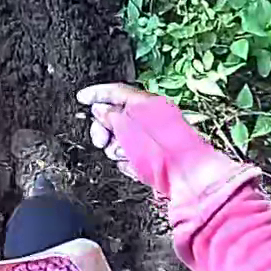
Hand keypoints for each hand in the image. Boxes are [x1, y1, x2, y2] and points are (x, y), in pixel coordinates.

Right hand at [76, 82, 243, 203]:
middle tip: (101, 141)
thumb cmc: (162, 149)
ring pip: (121, 139)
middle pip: (116, 117)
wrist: (188, 178)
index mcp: (146, 103)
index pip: (116, 92)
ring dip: (117, 149)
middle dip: (104, 129)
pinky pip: (131, 156)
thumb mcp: (128, 126)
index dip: (97, 94)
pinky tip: (135, 167)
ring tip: (125, 156)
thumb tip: (100, 110)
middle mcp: (151, 118)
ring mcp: (153, 139)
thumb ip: (110, 115)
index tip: (82, 98)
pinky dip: (128, 162)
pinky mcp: (155, 158)